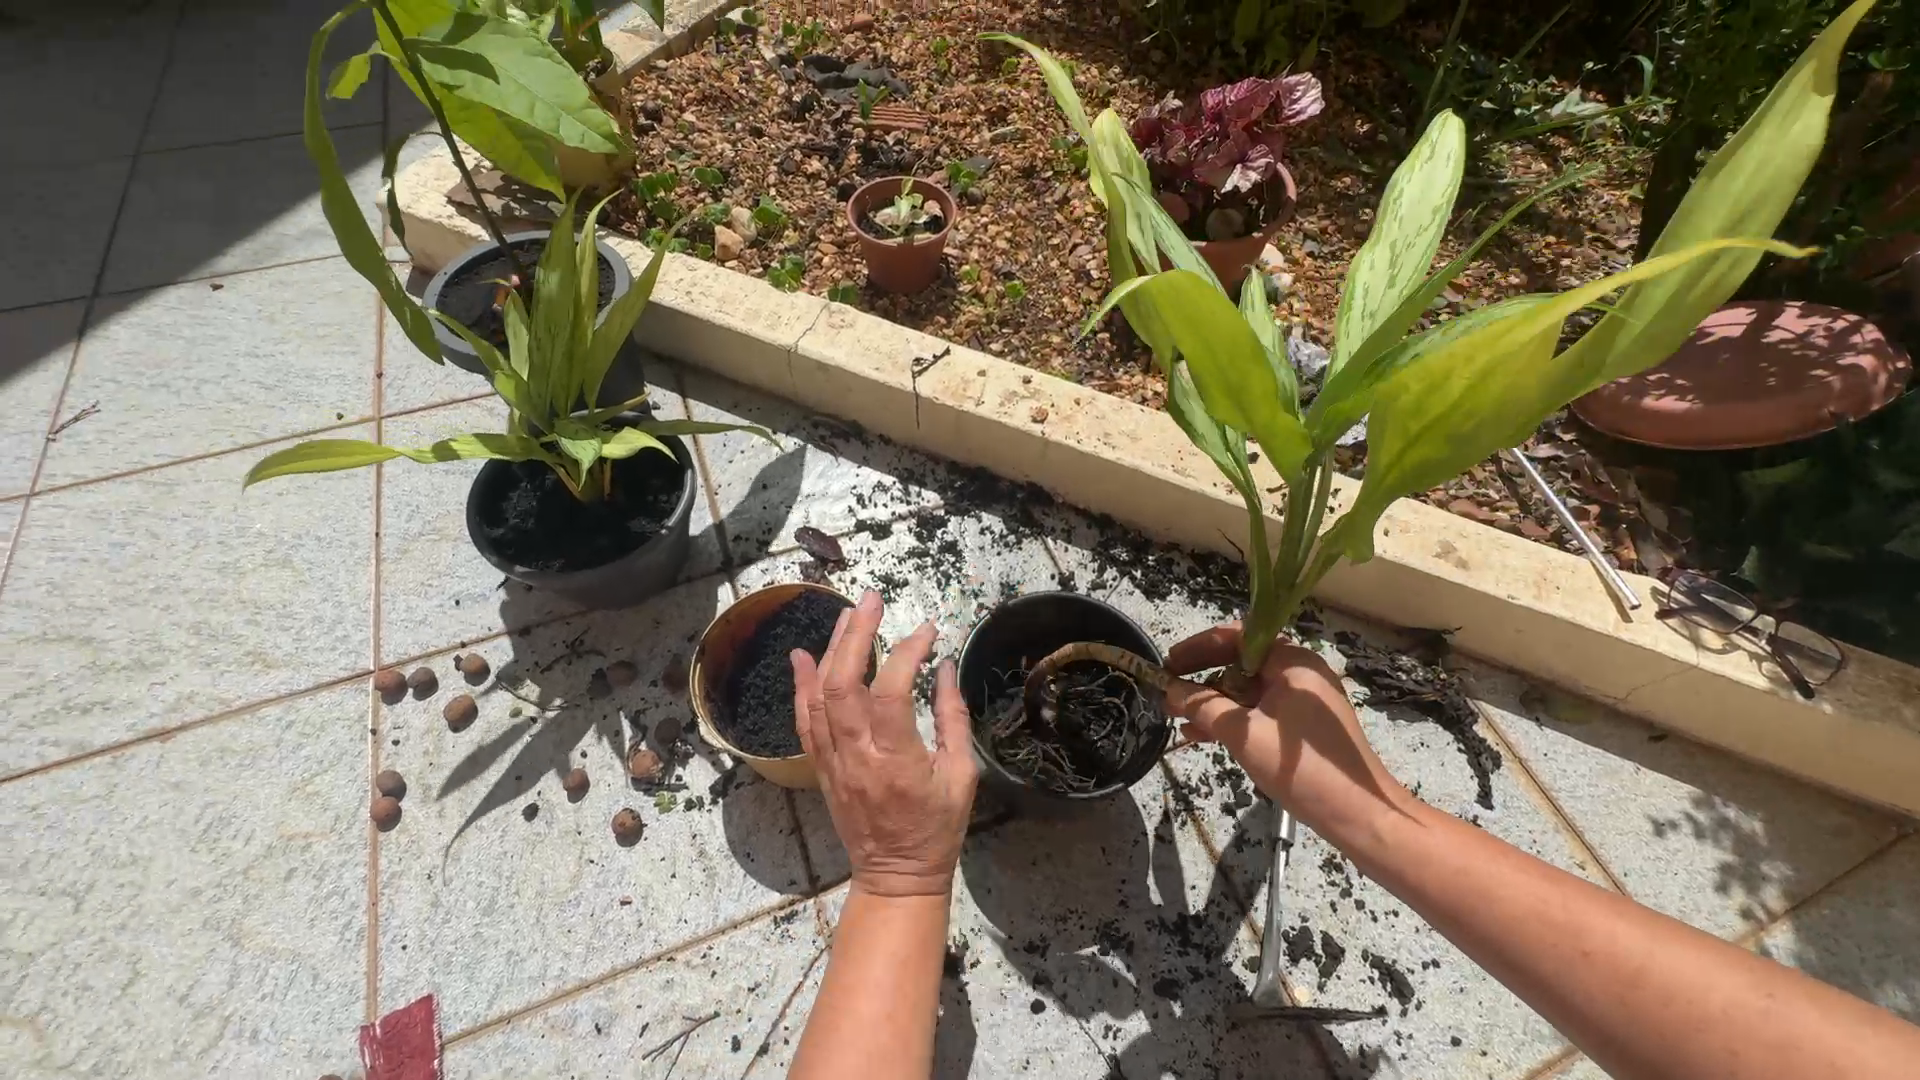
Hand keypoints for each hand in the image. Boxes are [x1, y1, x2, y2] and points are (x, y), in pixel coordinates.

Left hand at [791, 591, 978, 898]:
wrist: (896, 875)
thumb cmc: (938, 827)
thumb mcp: (962, 775)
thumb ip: (952, 718)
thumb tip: (944, 667)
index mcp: (897, 760)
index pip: (891, 692)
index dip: (907, 653)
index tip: (928, 630)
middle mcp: (858, 756)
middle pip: (844, 684)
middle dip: (856, 635)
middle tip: (872, 600)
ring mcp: (833, 762)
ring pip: (820, 697)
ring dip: (831, 650)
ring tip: (846, 614)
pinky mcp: (821, 767)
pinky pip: (804, 721)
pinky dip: (801, 685)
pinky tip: (803, 655)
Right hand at [1161, 622, 1410, 832]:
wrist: (1358, 816)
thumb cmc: (1301, 768)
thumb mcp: (1242, 733)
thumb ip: (1202, 706)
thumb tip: (1169, 690)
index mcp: (1292, 662)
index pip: (1238, 637)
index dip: (1199, 647)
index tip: (1169, 663)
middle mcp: (1299, 673)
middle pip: (1240, 662)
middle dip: (1201, 677)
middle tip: (1168, 690)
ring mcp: (1302, 700)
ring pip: (1247, 690)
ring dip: (1212, 702)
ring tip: (1176, 716)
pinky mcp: (1302, 725)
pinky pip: (1258, 710)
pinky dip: (1232, 718)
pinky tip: (1200, 734)